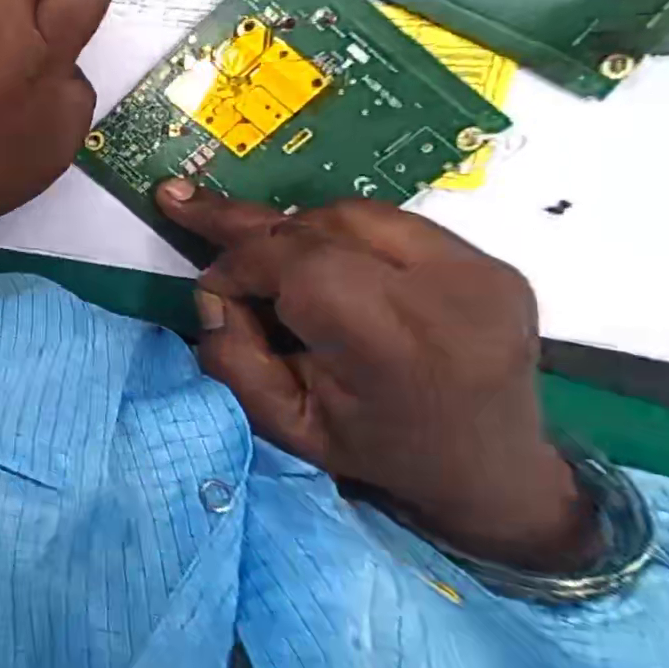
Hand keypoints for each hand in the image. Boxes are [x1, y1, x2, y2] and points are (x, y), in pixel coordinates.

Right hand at [156, 180, 599, 571]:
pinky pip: (385, 220)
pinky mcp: (485, 260)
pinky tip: (315, 259)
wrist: (489, 466)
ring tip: (262, 260)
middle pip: (321, 226)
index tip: (212, 289)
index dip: (239, 264)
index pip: (300, 263)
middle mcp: (449, 293)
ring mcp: (478, 269)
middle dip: (246, 227)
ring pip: (349, 212)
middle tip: (180, 201)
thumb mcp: (282, 425)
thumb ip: (232, 358)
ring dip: (291, 231)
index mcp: (395, 346)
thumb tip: (215, 293)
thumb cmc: (373, 449)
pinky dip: (332, 233)